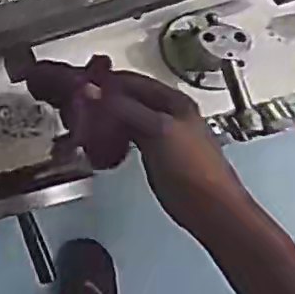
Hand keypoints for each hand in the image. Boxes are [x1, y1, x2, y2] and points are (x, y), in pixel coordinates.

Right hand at [85, 70, 252, 231]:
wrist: (213, 214)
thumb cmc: (195, 172)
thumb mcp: (156, 130)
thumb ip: (123, 107)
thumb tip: (95, 90)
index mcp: (174, 101)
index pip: (132, 79)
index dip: (107, 80)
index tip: (83, 84)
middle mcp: (169, 114)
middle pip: (128, 97)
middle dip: (104, 99)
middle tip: (81, 103)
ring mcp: (162, 134)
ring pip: (126, 116)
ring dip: (106, 117)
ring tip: (86, 120)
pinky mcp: (156, 154)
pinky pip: (127, 135)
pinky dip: (112, 134)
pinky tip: (102, 140)